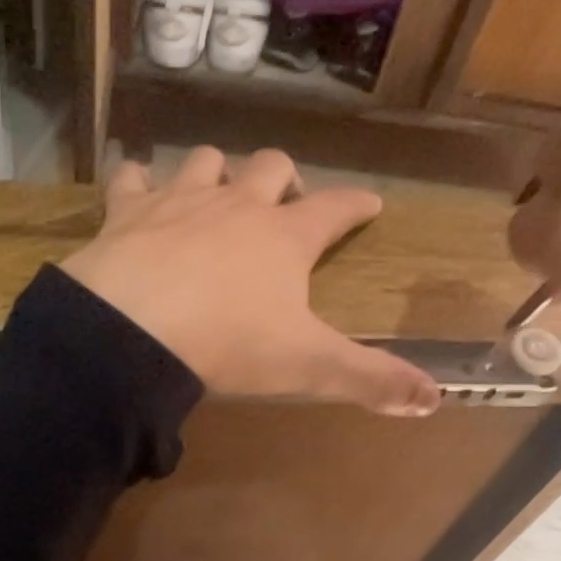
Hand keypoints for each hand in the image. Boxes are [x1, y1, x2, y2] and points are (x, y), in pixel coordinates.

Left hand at [60, 148, 440, 416]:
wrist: (136, 331)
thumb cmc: (230, 345)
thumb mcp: (309, 367)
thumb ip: (371, 380)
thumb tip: (433, 398)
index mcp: (285, 239)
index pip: (335, 209)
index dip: (355, 205)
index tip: (370, 203)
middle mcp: (237, 205)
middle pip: (270, 167)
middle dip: (283, 179)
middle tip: (284, 200)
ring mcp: (180, 202)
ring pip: (206, 162)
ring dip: (216, 171)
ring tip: (217, 190)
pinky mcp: (127, 212)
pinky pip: (132, 179)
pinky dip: (136, 180)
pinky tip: (137, 186)